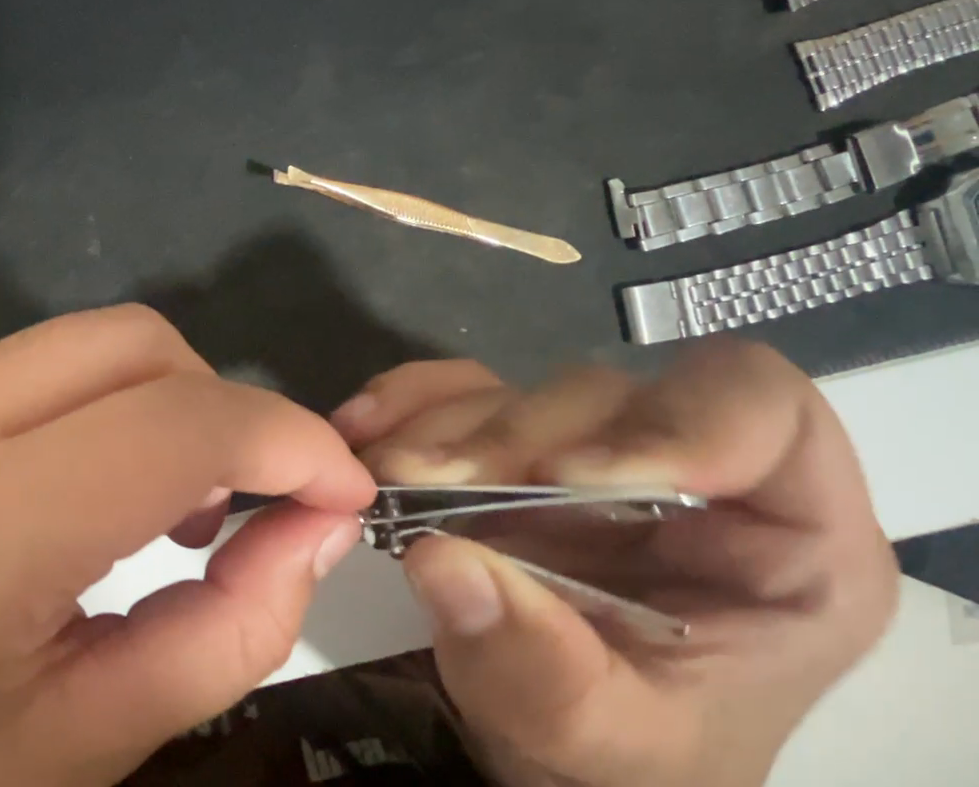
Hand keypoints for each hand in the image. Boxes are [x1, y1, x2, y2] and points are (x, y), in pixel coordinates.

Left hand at [0, 306, 374, 785]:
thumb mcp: (82, 742)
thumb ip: (222, 629)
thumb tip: (310, 528)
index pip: (179, 422)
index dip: (288, 440)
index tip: (340, 492)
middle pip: (134, 341)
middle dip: (224, 404)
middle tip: (250, 505)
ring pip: (82, 343)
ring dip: (158, 403)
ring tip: (170, 509)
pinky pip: (29, 370)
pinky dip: (94, 408)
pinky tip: (87, 494)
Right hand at [330, 342, 898, 786]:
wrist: (556, 764)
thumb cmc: (621, 763)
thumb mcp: (596, 741)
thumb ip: (539, 666)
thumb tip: (442, 556)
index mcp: (779, 544)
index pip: (763, 417)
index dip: (675, 422)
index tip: (568, 477)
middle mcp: (688, 477)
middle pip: (612, 398)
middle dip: (511, 438)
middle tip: (422, 479)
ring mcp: (591, 454)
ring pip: (520, 392)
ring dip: (441, 427)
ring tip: (379, 477)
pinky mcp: (515, 449)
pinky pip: (458, 396)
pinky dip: (405, 406)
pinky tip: (362, 434)